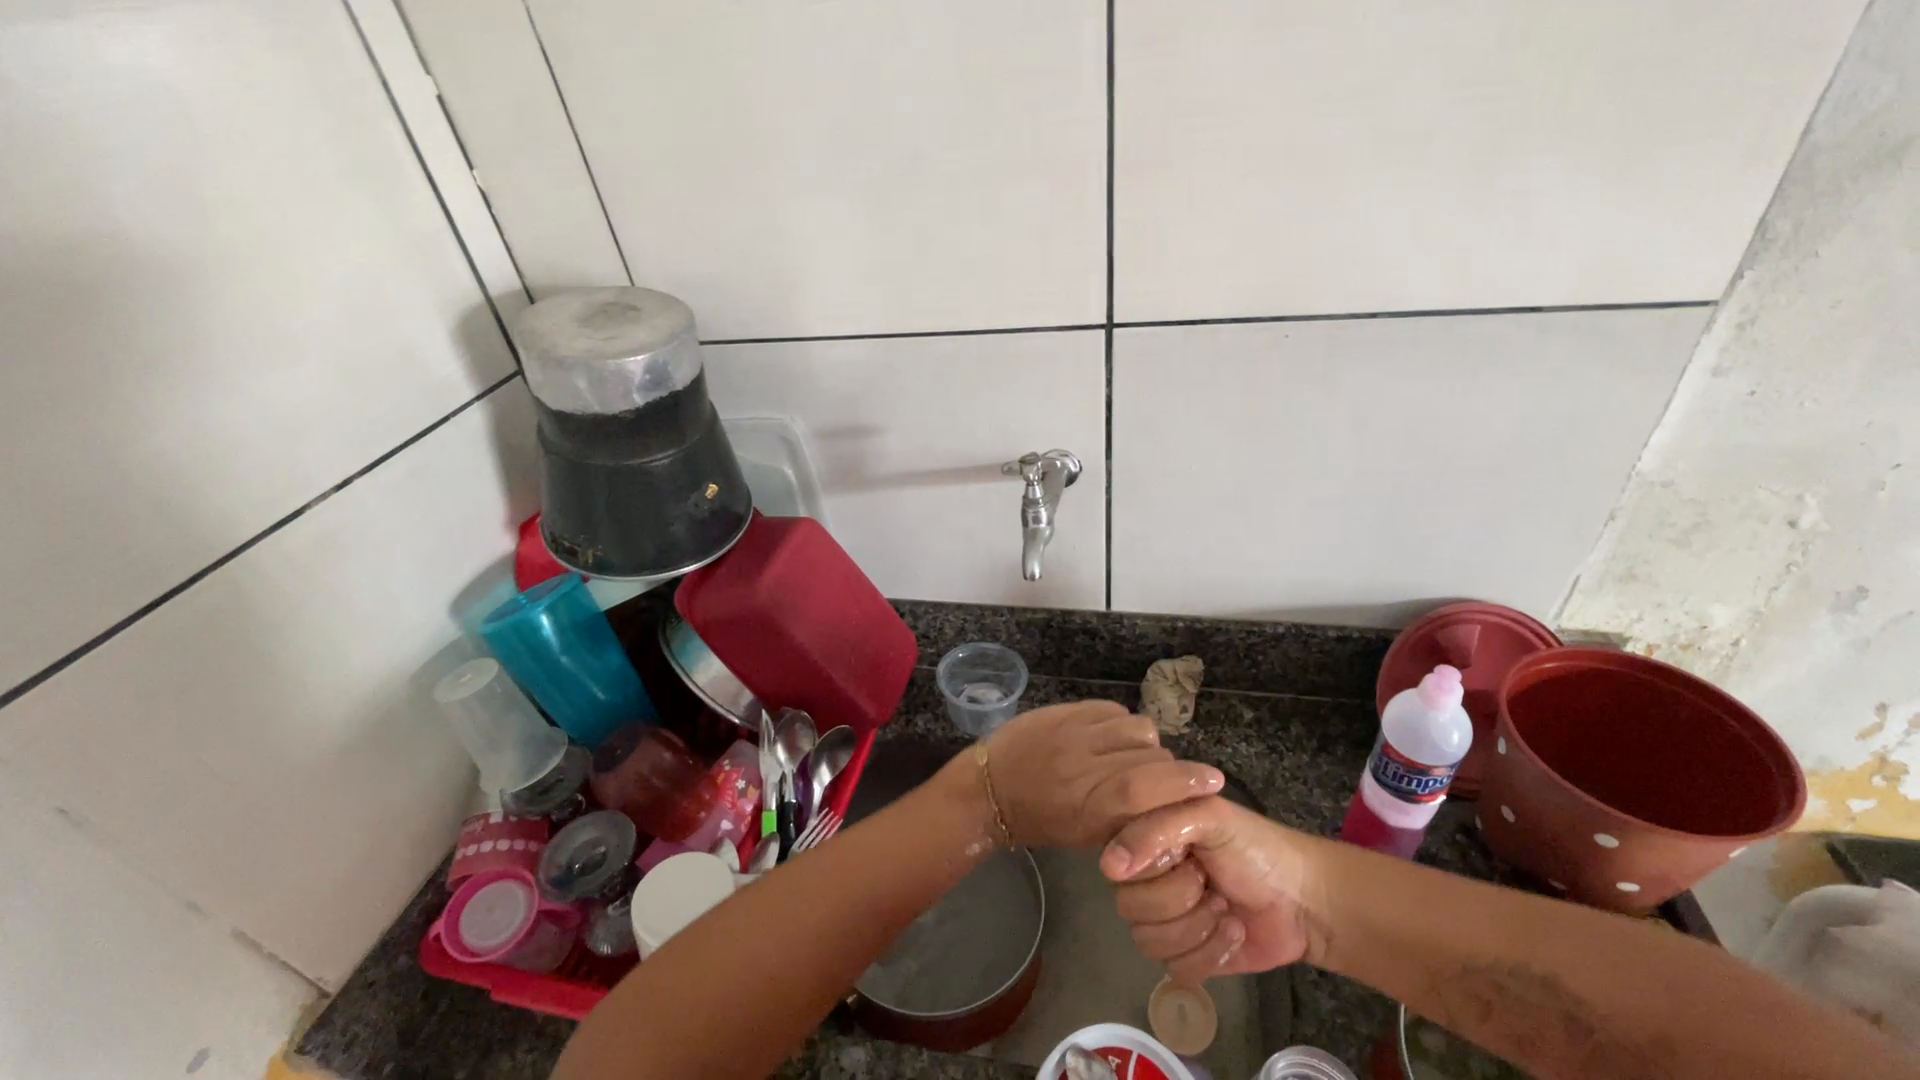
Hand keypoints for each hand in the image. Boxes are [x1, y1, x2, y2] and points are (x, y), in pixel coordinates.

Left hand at [957, 700, 1224, 848]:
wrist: (990, 788)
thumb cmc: (1040, 821)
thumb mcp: (1086, 836)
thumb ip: (1129, 819)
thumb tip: (1171, 803)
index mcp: (1090, 805)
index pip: (1149, 785)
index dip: (1186, 781)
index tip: (1213, 780)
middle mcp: (1084, 765)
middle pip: (1150, 756)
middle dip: (1169, 766)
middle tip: (1164, 777)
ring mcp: (1073, 733)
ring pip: (1136, 728)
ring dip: (1145, 743)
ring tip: (1132, 754)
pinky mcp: (1064, 711)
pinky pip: (1112, 710)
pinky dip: (1121, 724)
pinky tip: (1111, 738)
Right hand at [1100, 796, 1320, 982]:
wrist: (1304, 899)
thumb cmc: (1256, 847)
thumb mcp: (1209, 817)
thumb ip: (1156, 829)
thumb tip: (1108, 865)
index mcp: (1146, 840)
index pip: (1114, 863)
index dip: (1152, 866)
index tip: (1186, 854)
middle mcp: (1147, 880)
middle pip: (1128, 906)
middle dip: (1179, 898)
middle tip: (1211, 882)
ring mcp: (1165, 920)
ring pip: (1148, 941)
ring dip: (1198, 927)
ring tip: (1226, 909)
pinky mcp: (1186, 956)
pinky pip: (1174, 969)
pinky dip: (1211, 953)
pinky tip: (1233, 932)